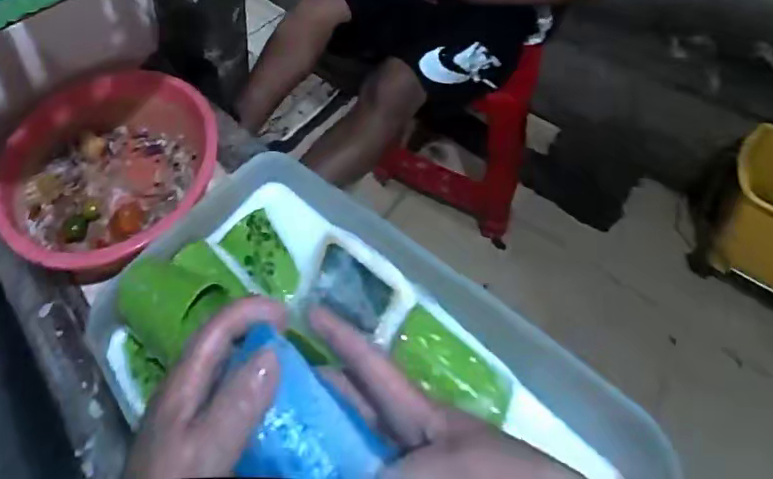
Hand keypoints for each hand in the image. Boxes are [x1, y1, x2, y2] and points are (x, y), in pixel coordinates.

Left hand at [125, 297, 286, 478]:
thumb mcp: (204, 450)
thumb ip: (235, 404)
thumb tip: (272, 352)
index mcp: (182, 381)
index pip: (218, 326)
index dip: (252, 310)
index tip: (288, 317)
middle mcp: (183, 390)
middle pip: (220, 343)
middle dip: (256, 332)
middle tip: (291, 342)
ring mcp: (184, 415)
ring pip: (222, 371)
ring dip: (253, 362)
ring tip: (285, 372)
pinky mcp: (189, 439)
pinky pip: (223, 400)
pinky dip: (247, 394)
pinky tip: (263, 412)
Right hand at [306, 307, 581, 478]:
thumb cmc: (497, 475)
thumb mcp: (440, 465)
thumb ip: (385, 467)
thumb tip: (345, 468)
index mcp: (419, 412)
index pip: (371, 364)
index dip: (340, 334)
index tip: (307, 309)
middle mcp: (412, 441)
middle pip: (358, 412)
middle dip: (320, 397)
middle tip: (276, 392)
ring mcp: (415, 467)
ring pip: (362, 449)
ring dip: (328, 446)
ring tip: (287, 440)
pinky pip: (376, 473)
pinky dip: (348, 468)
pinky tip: (324, 472)